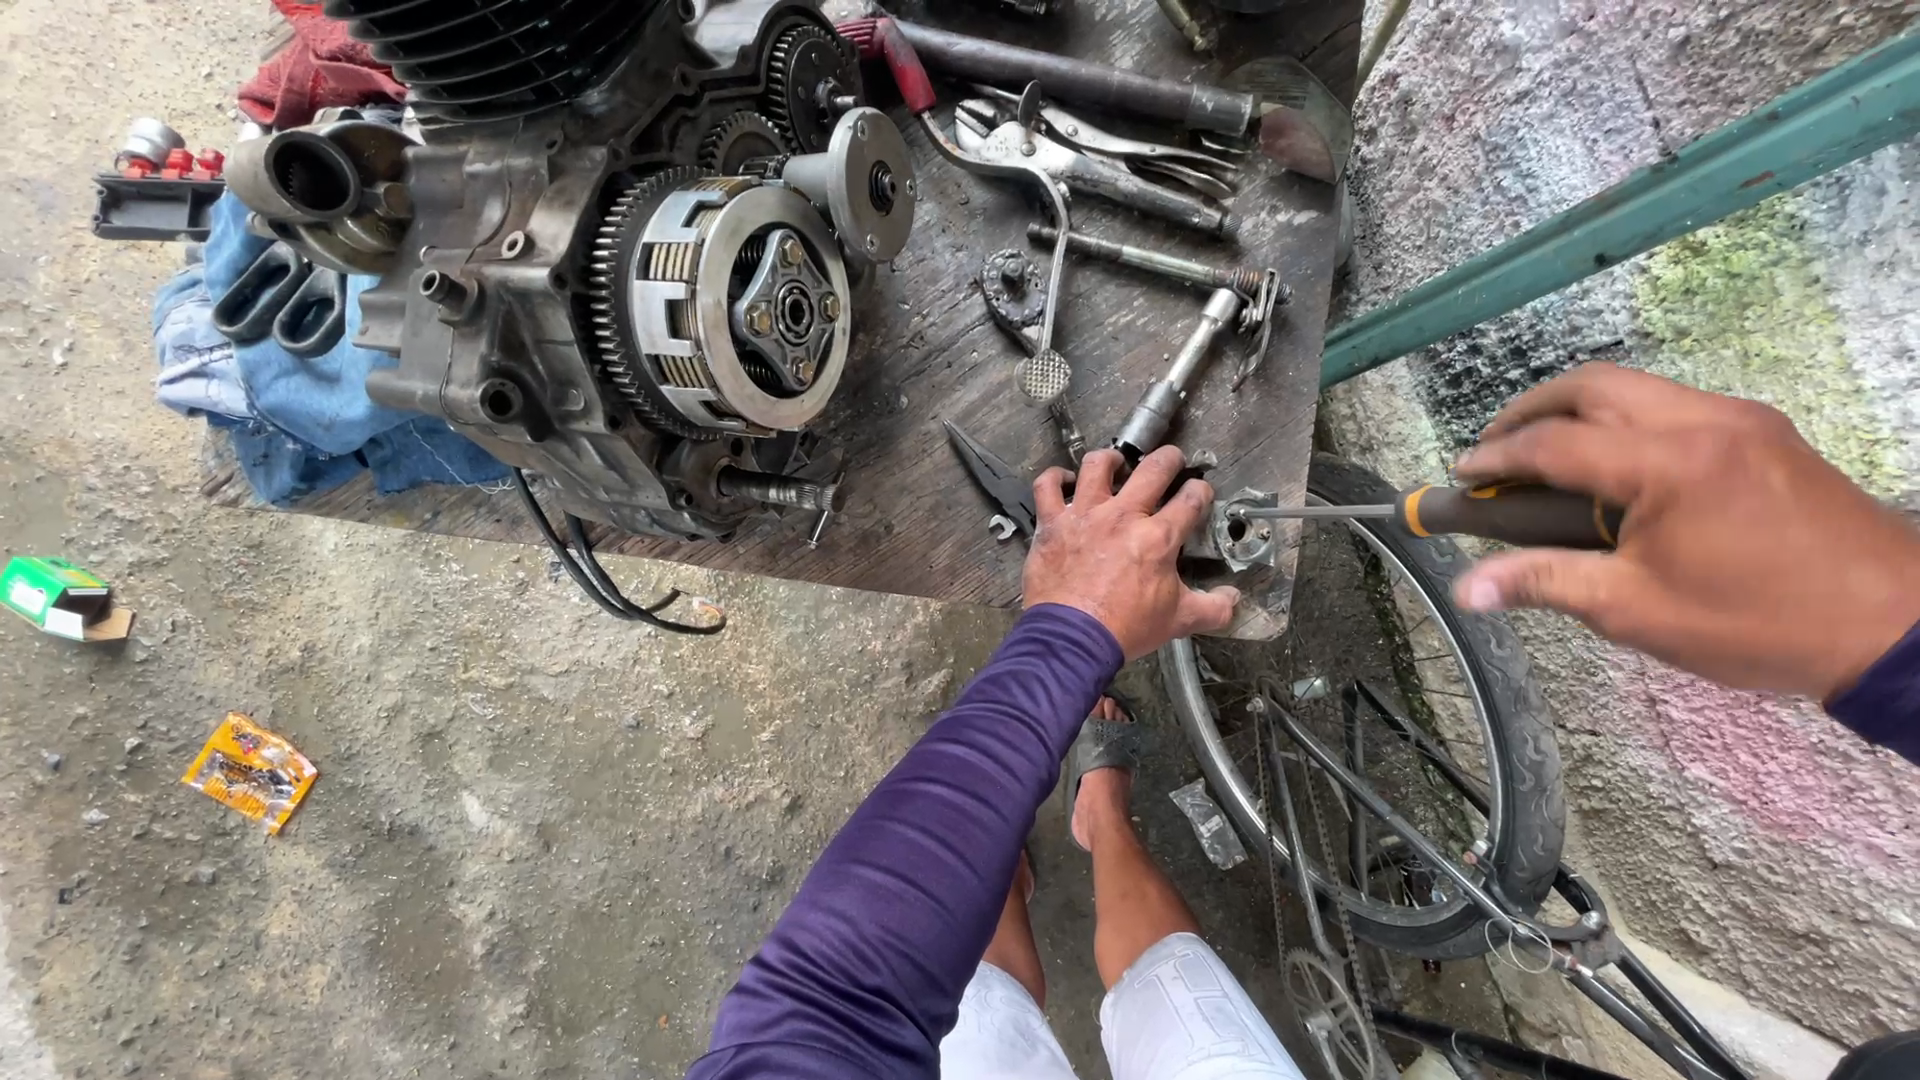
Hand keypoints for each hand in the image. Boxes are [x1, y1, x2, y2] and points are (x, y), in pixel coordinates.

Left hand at [1025, 446, 1238, 659]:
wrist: (1072, 638)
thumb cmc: (1125, 628)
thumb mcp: (1178, 620)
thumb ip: (1213, 608)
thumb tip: (1234, 600)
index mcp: (1158, 537)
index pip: (1191, 499)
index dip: (1201, 491)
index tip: (1200, 492)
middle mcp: (1123, 516)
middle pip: (1153, 469)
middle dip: (1169, 458)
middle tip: (1172, 460)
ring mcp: (1085, 515)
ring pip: (1098, 465)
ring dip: (1111, 459)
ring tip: (1116, 463)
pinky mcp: (1053, 524)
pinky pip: (1048, 486)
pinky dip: (1054, 478)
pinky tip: (1063, 480)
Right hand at [1453, 363, 1919, 699]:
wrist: (1903, 628)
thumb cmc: (1758, 622)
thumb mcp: (1634, 609)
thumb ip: (1542, 582)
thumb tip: (1465, 591)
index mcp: (1671, 464)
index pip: (1555, 443)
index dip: (1496, 456)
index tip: (1461, 474)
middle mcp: (1705, 422)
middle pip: (1592, 386)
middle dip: (1528, 410)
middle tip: (1494, 449)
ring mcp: (1741, 421)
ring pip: (1633, 387)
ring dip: (1573, 409)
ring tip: (1540, 453)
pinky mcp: (1762, 433)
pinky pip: (1668, 404)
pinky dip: (1617, 419)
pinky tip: (1604, 462)